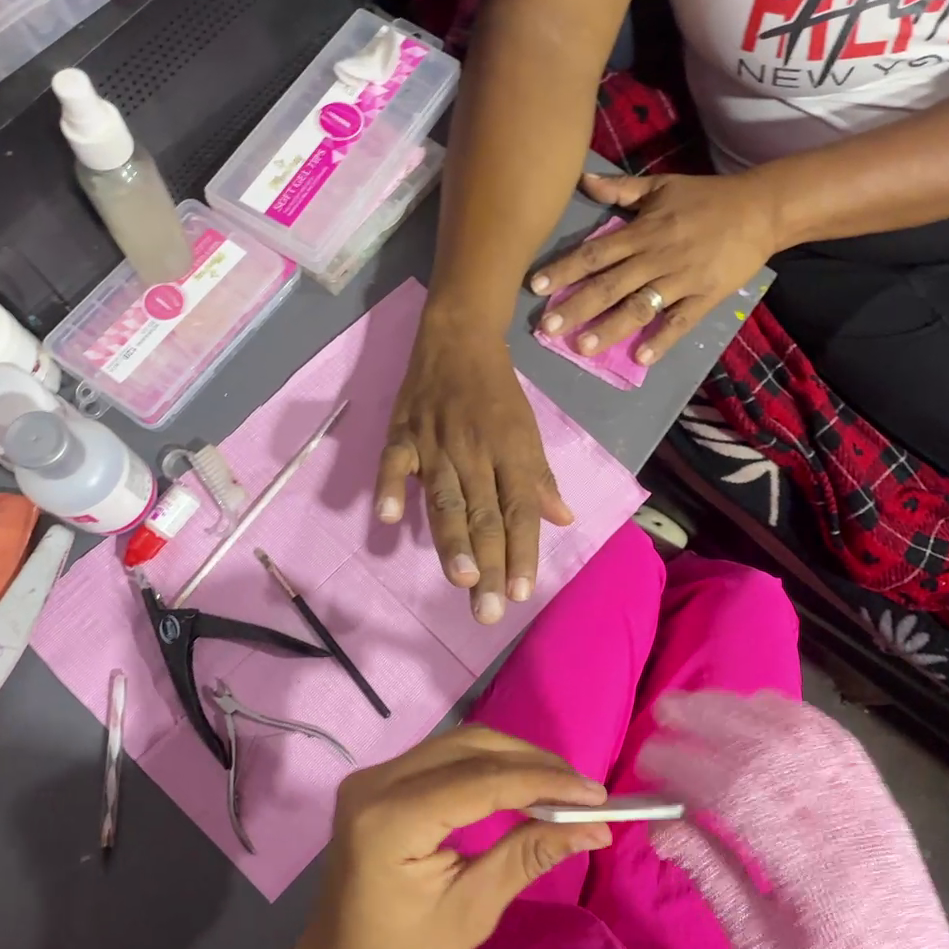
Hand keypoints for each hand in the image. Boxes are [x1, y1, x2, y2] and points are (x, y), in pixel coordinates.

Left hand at [242, 726, 611, 948]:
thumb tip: (594, 826)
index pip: (480, 781)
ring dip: (514, 759)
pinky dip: (488, 764)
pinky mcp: (380, 780)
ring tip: (562, 786)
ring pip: (459, 744)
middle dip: (533, 764)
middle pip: (470, 747)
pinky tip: (520, 784)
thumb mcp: (472, 912)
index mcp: (389, 820)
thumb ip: (528, 856)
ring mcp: (374, 776)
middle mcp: (376, 782)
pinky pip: (444, 756)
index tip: (597, 795)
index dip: (543, 782)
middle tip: (583, 790)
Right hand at [377, 313, 574, 624]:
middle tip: (488, 610)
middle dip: (489, 564)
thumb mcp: (527, 430)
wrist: (459, 338)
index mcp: (510, 453)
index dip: (522, 551)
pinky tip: (387, 519)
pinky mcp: (403, 433)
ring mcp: (436, 443)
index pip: (519, 511)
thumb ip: (538, 476)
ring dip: (452, 539)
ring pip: (445, 498)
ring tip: (459, 579)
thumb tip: (562, 519)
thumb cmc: (497, 392)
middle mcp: (476, 453)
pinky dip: (389, 487)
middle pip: (484, 515)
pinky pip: (393, 463)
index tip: (521, 593)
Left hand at [532, 172, 778, 365]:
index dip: (564, 269)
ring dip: (610, 328)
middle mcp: (655, 257)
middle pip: (609, 284)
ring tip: (583, 348)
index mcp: (641, 232)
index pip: (595, 252)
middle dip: (576, 306)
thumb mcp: (661, 186)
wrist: (761, 209)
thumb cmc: (705, 198)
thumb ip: (621, 189)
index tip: (535, 286)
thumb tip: (583, 181)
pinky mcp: (705, 297)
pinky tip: (641, 359)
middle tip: (547, 329)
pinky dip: (662, 339)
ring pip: (639, 306)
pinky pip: (680, 321)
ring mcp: (680, 279)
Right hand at [639, 692, 948, 948]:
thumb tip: (658, 824)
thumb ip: (711, 878)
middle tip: (661, 714)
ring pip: (801, 734)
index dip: (684, 767)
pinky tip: (758, 705)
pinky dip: (793, 713)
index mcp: (814, 875)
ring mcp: (871, 806)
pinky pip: (836, 738)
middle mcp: (847, 826)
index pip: (738, 794)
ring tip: (696, 701)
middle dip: (707, 721)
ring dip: (743, 708)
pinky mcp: (883, 799)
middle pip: (769, 750)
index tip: (644, 762)